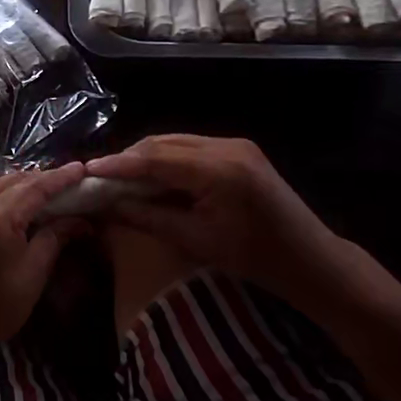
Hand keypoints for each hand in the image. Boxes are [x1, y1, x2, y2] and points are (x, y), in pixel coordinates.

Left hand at [0, 163, 87, 396]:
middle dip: (40, 179)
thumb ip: (54, 237)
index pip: (34, 188)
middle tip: (68, 181)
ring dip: (21, 185)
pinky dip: (4, 196)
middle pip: (13, 181)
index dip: (60, 178)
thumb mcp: (33, 272)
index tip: (81, 169)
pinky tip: (18, 205)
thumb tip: (78, 220)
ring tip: (47, 191)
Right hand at [86, 135, 338, 296]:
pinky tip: (153, 175)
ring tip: (121, 176)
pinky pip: (193, 147)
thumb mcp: (196, 241)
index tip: (89, 171)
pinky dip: (168, 158)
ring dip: (147, 156)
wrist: (311, 260)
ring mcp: (235, 143)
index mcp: (219, 169)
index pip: (156, 158)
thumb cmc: (256, 259)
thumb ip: (149, 217)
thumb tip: (107, 205)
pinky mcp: (239, 149)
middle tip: (100, 176)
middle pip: (164, 142)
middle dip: (130, 158)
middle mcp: (227, 145)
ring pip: (176, 141)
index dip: (119, 164)